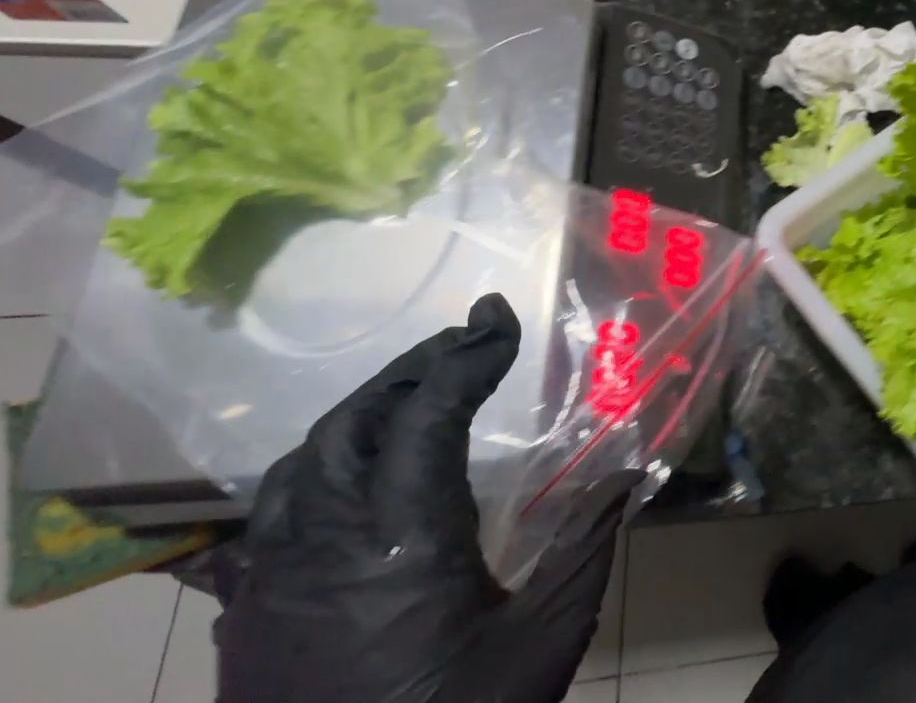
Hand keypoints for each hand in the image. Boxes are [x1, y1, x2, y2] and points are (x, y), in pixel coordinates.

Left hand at [215, 295, 638, 702]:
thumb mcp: (545, 636)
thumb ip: (584, 544)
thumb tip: (626, 474)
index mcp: (405, 540)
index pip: (429, 415)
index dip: (467, 356)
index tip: (499, 319)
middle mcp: (327, 544)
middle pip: (353, 424)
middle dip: (409, 372)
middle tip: (461, 349)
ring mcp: (274, 582)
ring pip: (300, 465)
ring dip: (360, 416)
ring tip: (412, 401)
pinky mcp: (249, 619)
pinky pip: (264, 523)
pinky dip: (313, 479)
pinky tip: (345, 485)